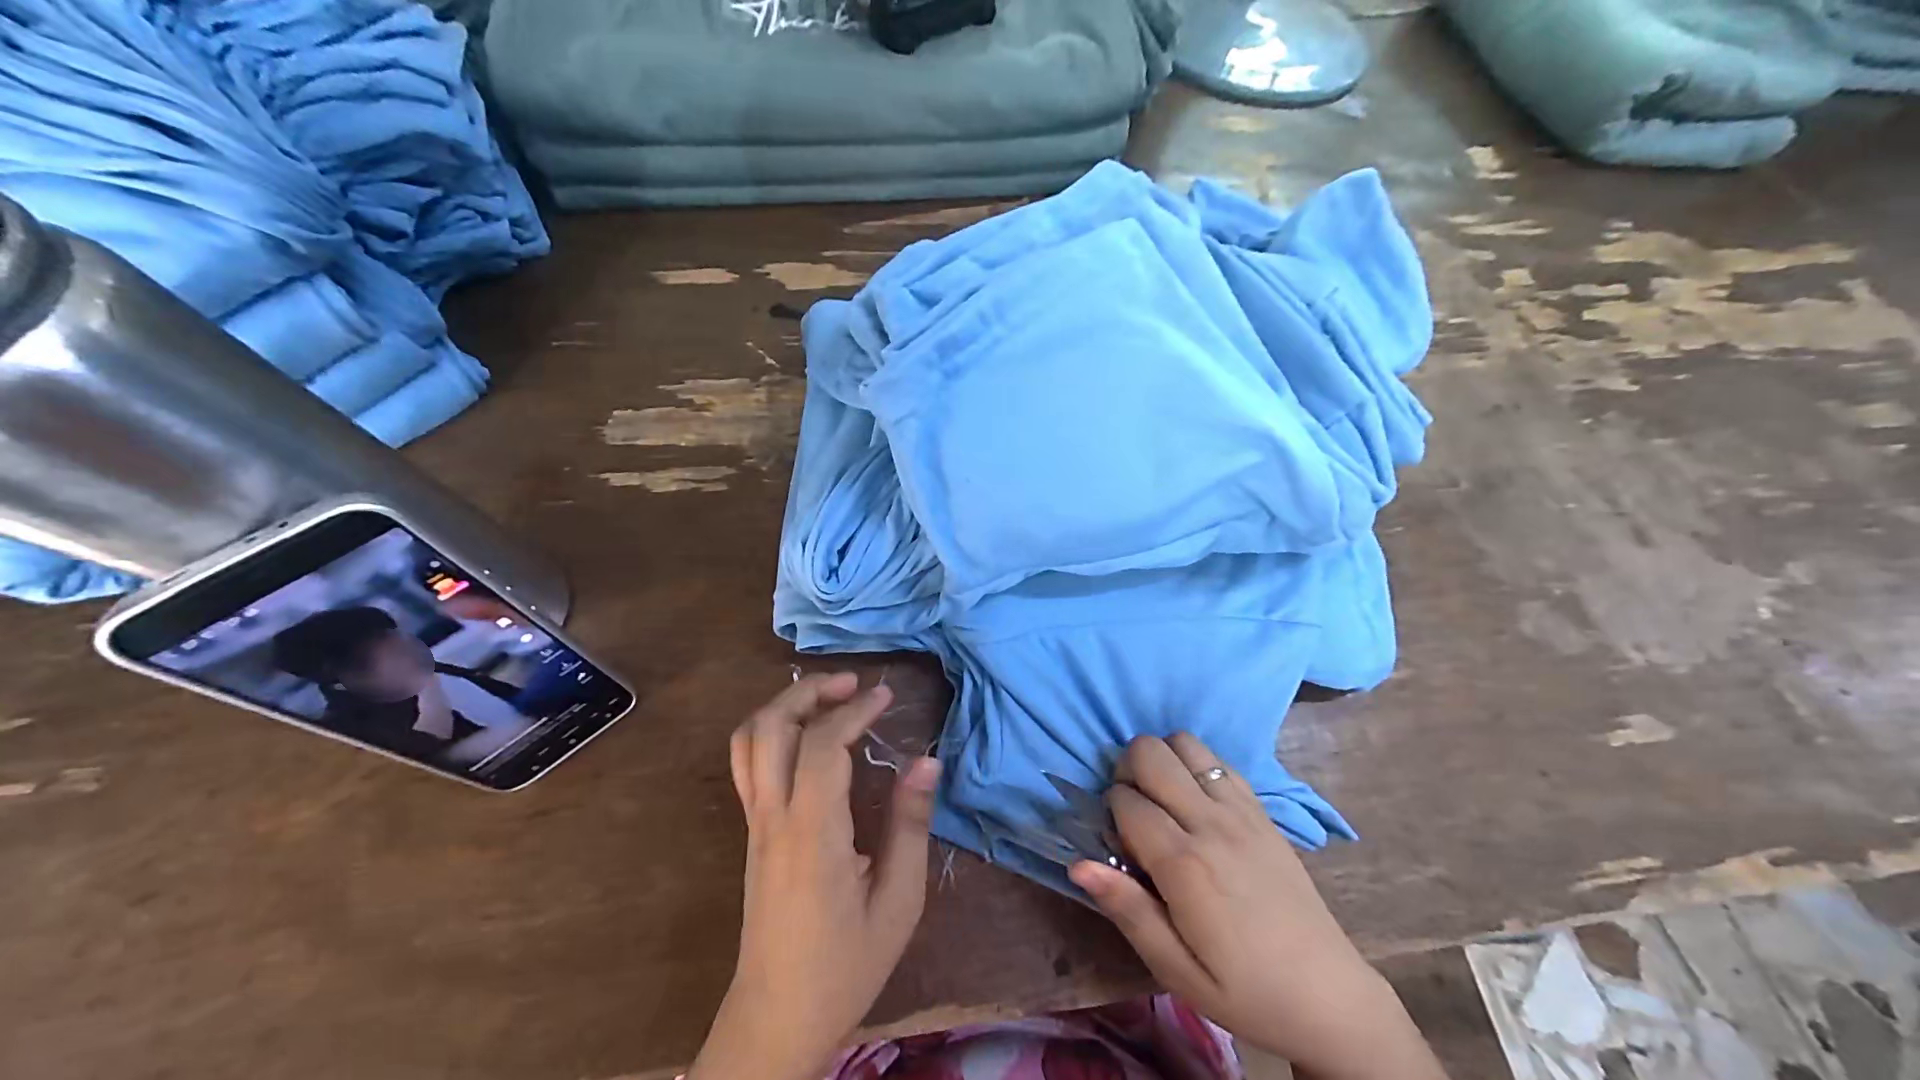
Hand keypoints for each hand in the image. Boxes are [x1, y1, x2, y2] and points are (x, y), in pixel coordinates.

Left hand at [689, 673, 941, 1079]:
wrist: (777, 1016)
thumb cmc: (845, 966)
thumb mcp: (898, 903)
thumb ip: (911, 827)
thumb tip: (927, 763)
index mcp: (812, 834)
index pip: (823, 746)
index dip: (854, 711)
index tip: (886, 695)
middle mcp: (773, 818)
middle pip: (770, 727)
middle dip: (809, 692)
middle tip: (852, 685)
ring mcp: (754, 823)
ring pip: (748, 740)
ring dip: (785, 706)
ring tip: (827, 699)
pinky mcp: (750, 832)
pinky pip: (747, 763)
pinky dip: (772, 730)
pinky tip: (807, 737)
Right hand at [1069, 735, 1445, 1079]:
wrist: (1329, 996)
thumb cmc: (1243, 989)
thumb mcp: (1175, 968)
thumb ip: (1126, 908)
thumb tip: (1077, 863)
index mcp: (1184, 863)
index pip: (1125, 799)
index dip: (1110, 814)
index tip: (1120, 846)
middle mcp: (1211, 822)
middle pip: (1150, 752)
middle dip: (1127, 771)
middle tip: (1133, 814)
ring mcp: (1242, 811)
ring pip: (1185, 743)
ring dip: (1163, 760)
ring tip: (1163, 801)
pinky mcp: (1263, 811)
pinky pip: (1219, 760)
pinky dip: (1196, 765)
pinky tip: (1196, 801)